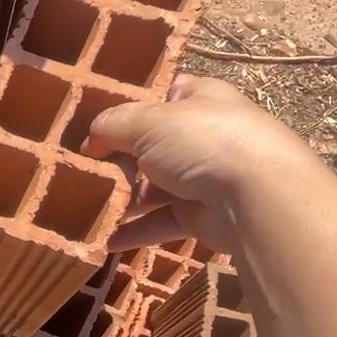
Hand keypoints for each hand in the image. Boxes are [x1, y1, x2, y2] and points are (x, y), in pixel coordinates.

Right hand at [83, 75, 331, 252]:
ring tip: (87, 208)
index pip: (157, 96)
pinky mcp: (198, 214)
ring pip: (149, 187)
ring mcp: (199, 176)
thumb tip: (90, 141)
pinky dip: (133, 231)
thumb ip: (111, 126)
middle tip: (82, 171)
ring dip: (120, 198)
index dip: (124, 108)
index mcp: (195, 99)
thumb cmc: (202, 142)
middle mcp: (199, 135)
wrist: (255, 196)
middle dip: (115, 159)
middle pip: (146, 146)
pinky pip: (157, 222)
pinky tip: (106, 240)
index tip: (91, 125)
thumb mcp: (148, 122)